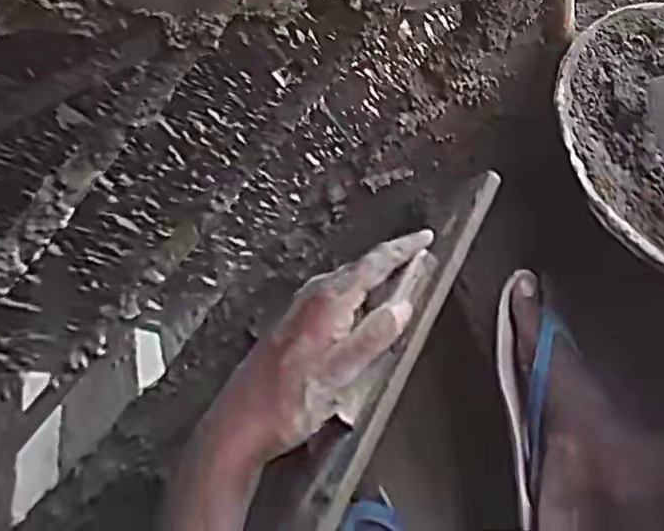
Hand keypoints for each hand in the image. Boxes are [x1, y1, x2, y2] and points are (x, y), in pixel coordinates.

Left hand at [198, 229, 434, 466]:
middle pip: (362, 266)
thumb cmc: (288, 402)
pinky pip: (336, 293)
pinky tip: (361, 307)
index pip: (375, 263)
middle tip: (418, 256)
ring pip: (348, 280)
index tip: (425, 238)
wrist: (238, 424)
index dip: (403, 248)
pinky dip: (357, 291)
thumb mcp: (339, 375)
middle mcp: (315, 294)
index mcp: (329, 300)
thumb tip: (403, 307)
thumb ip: (374, 338)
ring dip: (374, 275)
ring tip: (397, 278)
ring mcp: (302, 306)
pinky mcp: (295, 321)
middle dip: (392, 258)